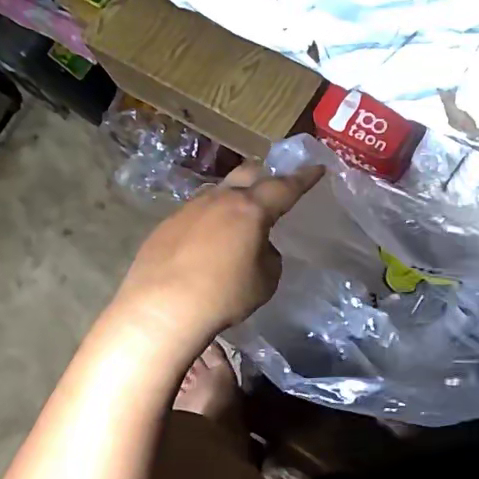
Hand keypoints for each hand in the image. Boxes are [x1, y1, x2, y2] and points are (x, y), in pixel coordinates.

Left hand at [111, 162, 323, 353]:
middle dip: (266, 177)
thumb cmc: (224, 295)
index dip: (304, 178)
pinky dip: (211, 221)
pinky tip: (209, 244)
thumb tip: (257, 246)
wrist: (161, 309)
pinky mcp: (166, 225)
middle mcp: (220, 200)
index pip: (284, 187)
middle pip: (248, 173)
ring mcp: (189, 209)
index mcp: (250, 209)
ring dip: (235, 200)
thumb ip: (268, 255)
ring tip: (240, 221)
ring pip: (219, 192)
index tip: (317, 168)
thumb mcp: (265, 280)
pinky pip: (197, 213)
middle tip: (276, 188)